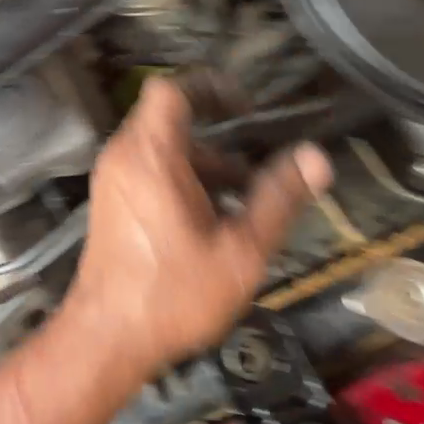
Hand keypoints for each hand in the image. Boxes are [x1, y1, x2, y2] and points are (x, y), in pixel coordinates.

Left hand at [57, 78, 331, 377]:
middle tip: (256, 170)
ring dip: (203, 167)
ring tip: (244, 205)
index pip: (170, 89)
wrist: (107, 336)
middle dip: (218, 140)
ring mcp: (112, 178)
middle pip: (170, 121)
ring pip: (161, 150)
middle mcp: (123, 156)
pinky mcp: (109, 201)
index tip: (245, 108)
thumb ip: (278, 199)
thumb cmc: (173, 293)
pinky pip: (146, 171)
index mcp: (150, 155)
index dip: (209, 87)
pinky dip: (180, 182)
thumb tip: (316, 158)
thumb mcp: (239, 250)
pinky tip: (212, 224)